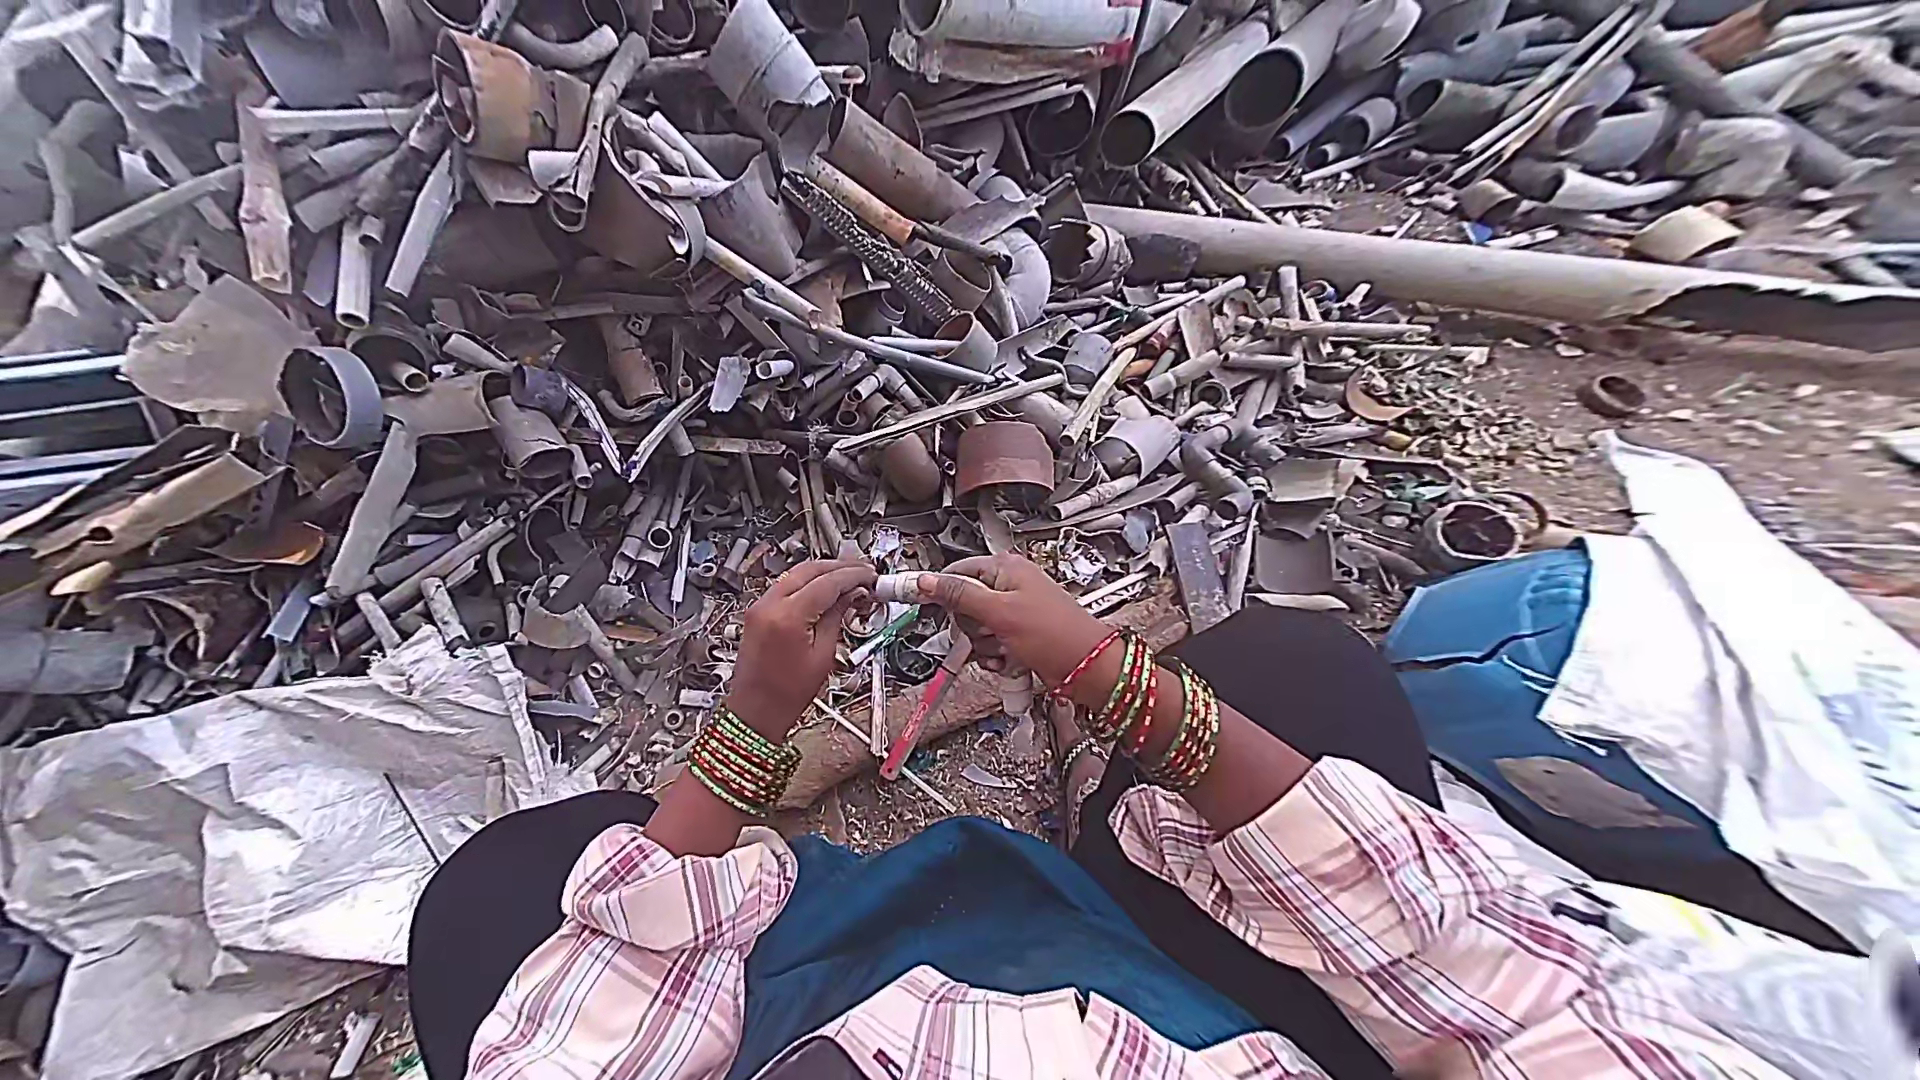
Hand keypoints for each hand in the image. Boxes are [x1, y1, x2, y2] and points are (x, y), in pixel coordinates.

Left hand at [726, 557, 874, 736]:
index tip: (870, 575)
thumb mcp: (824, 655)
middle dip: (840, 567)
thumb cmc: (785, 694)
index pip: (827, 581)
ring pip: (797, 573)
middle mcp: (769, 605)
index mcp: (787, 617)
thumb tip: (851, 594)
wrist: (755, 712)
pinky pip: (787, 585)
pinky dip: (809, 582)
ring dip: (824, 572)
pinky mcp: (758, 611)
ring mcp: (760, 606)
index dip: (853, 575)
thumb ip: (837, 617)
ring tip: (849, 580)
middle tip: (863, 573)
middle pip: (810, 569)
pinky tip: (826, 590)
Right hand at [908, 554, 1111, 687]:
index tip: (916, 599)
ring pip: (974, 629)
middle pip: (963, 604)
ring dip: (983, 646)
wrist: (1087, 668)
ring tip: (1003, 648)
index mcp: (1005, 568)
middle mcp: (1009, 586)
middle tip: (987, 631)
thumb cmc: (1055, 634)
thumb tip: (927, 580)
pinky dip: (994, 656)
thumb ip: (960, 595)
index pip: (957, 572)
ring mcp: (1013, 612)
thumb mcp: (1000, 612)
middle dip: (970, 626)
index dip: (939, 590)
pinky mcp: (1017, 635)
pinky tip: (1009, 660)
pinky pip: (989, 645)